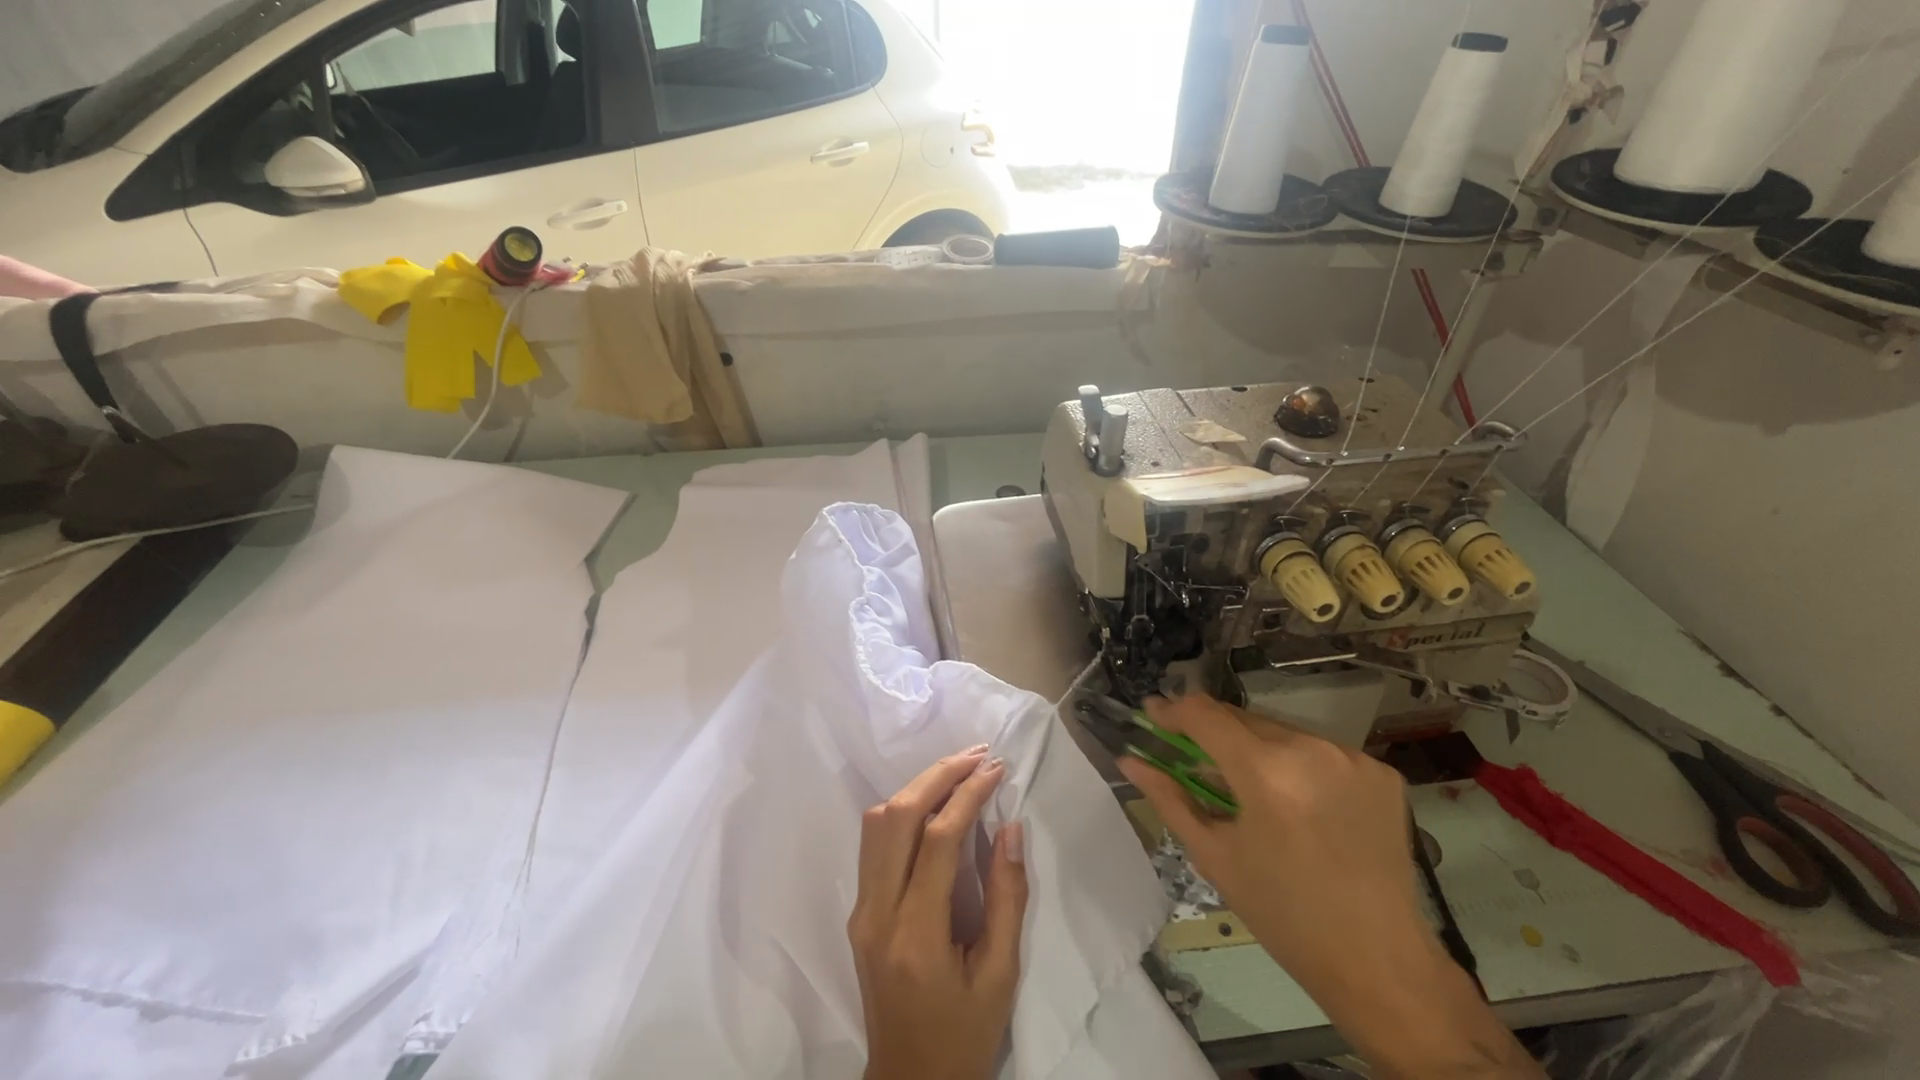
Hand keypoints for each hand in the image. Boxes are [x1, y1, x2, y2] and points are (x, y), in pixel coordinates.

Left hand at [850, 745, 1027, 1079]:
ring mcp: (860, 912)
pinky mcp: (859, 913)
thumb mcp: (1001, 974)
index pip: (936, 841)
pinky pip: (874, 845)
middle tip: (978, 755)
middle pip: (894, 818)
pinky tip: (934, 805)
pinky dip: (903, 812)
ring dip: (916, 788)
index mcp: (915, 934)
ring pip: (875, 826)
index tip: (996, 769)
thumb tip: (1010, 828)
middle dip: (937, 776)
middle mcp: (876, 914)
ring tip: (960, 771)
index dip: (967, 796)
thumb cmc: (965, 1033)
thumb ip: (1008, 899)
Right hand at [1120, 695, 1541, 1078]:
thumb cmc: (1282, 913)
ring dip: (1258, 748)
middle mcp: (1312, 749)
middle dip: (1214, 733)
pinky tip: (1298, 803)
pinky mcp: (1381, 771)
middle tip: (1194, 759)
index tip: (1153, 715)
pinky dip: (1300, 766)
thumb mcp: (1214, 855)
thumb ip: (1170, 799)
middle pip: (1245, 719)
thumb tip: (1130, 761)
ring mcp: (1353, 757)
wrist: (1375, 957)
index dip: (1174, 711)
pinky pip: (1323, 752)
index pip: (1206, 715)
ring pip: (1284, 732)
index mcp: (1266, 772)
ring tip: (1249, 789)